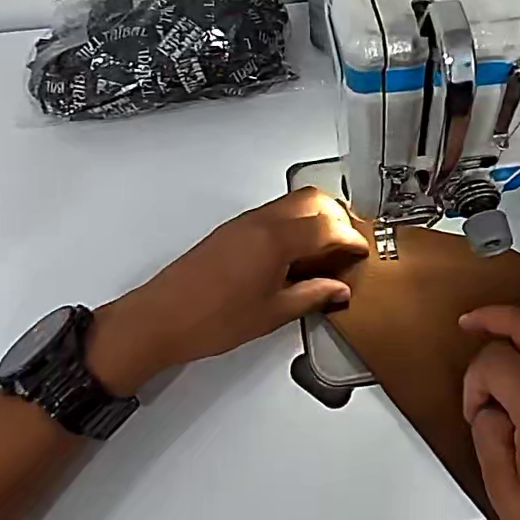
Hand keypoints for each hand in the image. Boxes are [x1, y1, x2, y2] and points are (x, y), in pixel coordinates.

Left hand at [85, 188, 367, 394]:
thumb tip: (336, 289)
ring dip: (316, 218)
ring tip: (325, 252)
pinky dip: (294, 224)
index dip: (350, 238)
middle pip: (312, 199)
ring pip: (292, 203)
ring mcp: (244, 223)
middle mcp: (260, 222)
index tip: (360, 252)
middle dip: (337, 217)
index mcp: (275, 240)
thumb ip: (312, 295)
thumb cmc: (207, 318)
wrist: (160, 319)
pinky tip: (295, 255)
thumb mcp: (272, 314)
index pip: (328, 225)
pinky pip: (274, 213)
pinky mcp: (233, 230)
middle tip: (347, 245)